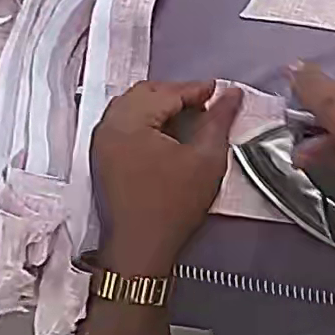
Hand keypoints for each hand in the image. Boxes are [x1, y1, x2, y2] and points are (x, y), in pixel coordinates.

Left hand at [92, 80, 241, 275]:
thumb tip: (232, 93)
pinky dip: (146, 118)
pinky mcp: (102, 156)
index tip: (219, 91)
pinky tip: (166, 132)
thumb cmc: (175, 203)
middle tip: (205, 103)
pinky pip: (124, 122)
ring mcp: (102, 141)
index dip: (196, 89)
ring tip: (188, 116)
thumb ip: (219, 120)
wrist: (141, 245)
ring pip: (132, 106)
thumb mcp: (206, 159)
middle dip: (176, 93)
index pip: (167, 92)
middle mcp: (109, 125)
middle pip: (145, 93)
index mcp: (131, 121)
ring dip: (159, 104)